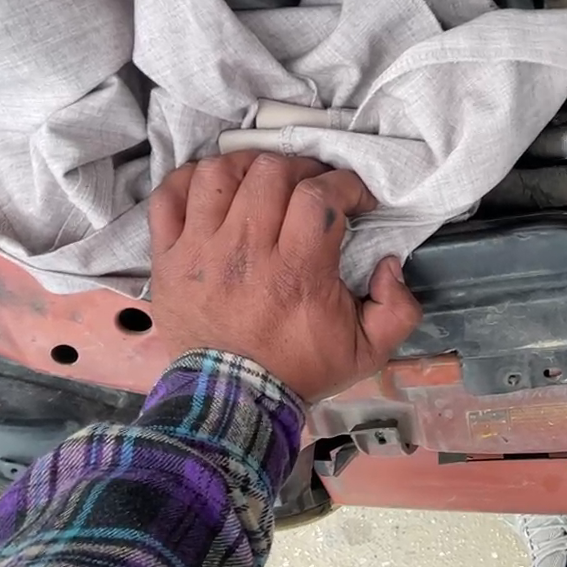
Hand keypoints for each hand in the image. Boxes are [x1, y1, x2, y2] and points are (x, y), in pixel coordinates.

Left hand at [147, 151, 421, 400]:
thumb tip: (390, 263)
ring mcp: (201, 250)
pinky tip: (216, 188)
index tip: (358, 199)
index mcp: (298, 270)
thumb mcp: (370, 351)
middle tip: (315, 187)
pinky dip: (191, 180)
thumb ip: (398, 308)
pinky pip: (169, 196)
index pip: (320, 195)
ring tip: (266, 182)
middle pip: (271, 173)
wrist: (235, 400)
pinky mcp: (168, 258)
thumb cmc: (301, 369)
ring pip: (220, 174)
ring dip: (249, 166)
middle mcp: (246, 251)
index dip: (346, 184)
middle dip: (303, 169)